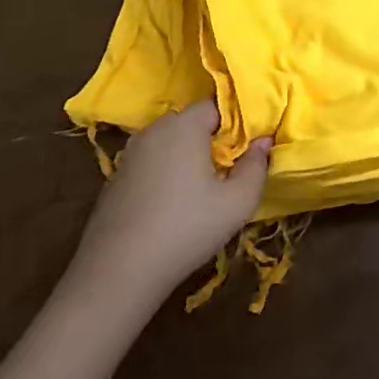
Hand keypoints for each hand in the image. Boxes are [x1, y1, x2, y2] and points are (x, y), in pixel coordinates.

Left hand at [70, 100, 270, 292]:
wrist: (119, 272)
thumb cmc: (187, 228)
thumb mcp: (238, 201)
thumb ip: (257, 165)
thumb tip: (263, 141)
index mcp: (183, 126)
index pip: (215, 106)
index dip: (236, 123)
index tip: (248, 149)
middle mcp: (153, 131)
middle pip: (190, 123)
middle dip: (211, 139)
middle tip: (229, 170)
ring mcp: (129, 155)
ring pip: (168, 144)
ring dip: (187, 157)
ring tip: (202, 189)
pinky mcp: (114, 180)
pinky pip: (150, 164)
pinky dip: (165, 174)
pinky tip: (171, 206)